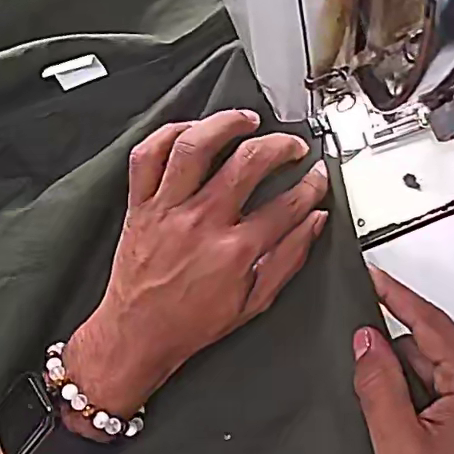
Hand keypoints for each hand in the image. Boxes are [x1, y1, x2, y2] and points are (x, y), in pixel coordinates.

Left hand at [62, 109, 330, 426]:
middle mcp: (201, 223)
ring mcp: (168, 210)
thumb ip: (288, 260)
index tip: (316, 178)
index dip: (310, 186)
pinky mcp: (141, 206)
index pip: (286, 204)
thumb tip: (313, 225)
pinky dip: (167, 134)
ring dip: (225, 124)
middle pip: (247, 163)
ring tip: (246, 120)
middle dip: (280, 146)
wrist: (137, 333)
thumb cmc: (189, 323)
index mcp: (234, 251)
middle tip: (291, 146)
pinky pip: (147, 157)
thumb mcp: (253, 303)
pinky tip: (190, 130)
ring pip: (195, 147)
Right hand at [350, 267, 453, 453]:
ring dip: (413, 386)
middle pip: (434, 347)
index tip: (371, 274)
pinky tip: (414, 432)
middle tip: (364, 385)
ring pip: (444, 370)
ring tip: (396, 429)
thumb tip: (365, 339)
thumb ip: (378, 384)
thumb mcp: (399, 448)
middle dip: (396, 362)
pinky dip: (431, 399)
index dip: (395, 295)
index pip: (430, 320)